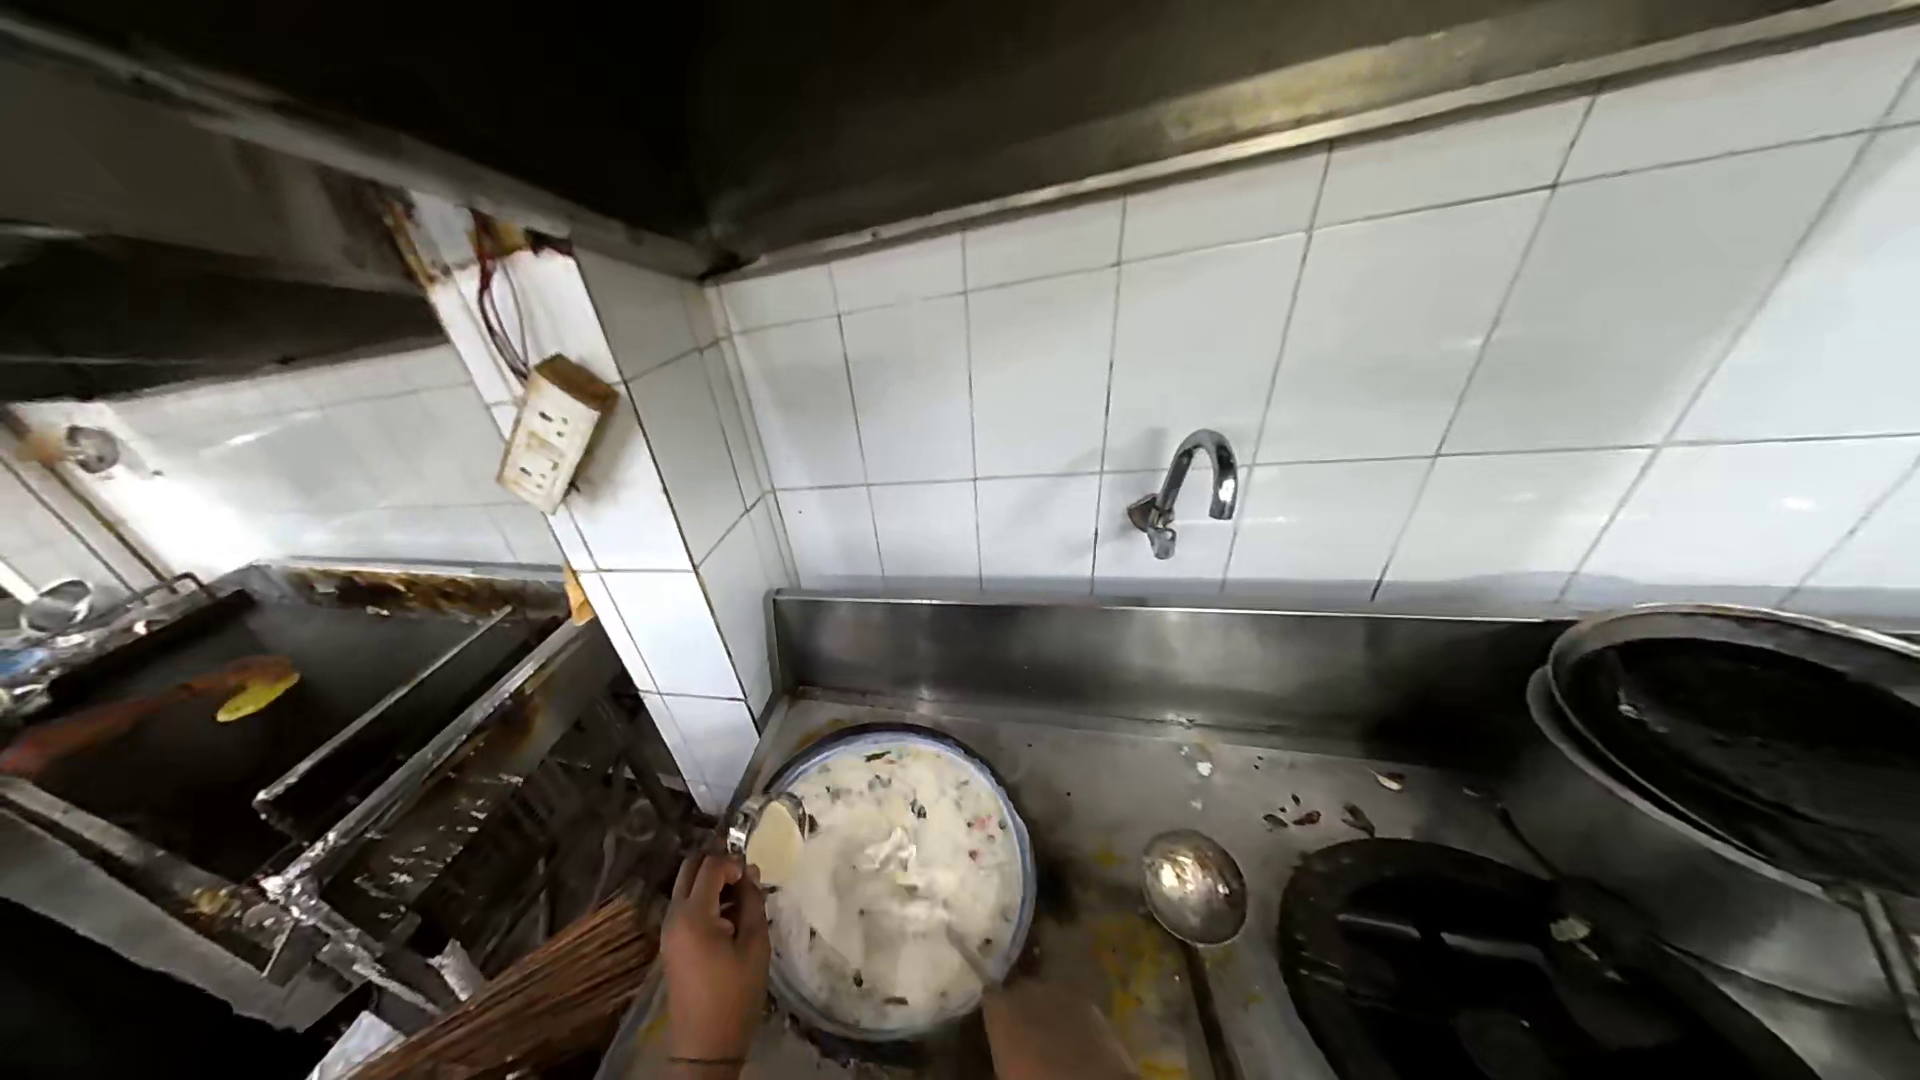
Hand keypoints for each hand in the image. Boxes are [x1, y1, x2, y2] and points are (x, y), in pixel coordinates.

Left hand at [662, 853, 769, 1061]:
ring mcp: (669, 930)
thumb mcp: (755, 943)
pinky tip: (729, 917)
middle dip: (718, 864)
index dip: (734, 863)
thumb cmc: (735, 993)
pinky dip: (705, 898)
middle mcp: (674, 916)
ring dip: (712, 881)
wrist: (706, 1046)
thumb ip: (752, 900)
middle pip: (691, 867)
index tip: (753, 879)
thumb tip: (749, 872)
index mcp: (693, 915)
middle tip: (744, 880)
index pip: (711, 865)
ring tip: (741, 900)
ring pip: (687, 884)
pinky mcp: (671, 942)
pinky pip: (686, 904)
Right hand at [984, 979, 1140, 1079]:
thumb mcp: (1007, 1073)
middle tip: (1025, 1037)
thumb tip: (1006, 1055)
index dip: (994, 1012)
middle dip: (1022, 1009)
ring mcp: (1060, 991)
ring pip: (1047, 996)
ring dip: (1047, 1011)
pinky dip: (1071, 1019)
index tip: (997, 1028)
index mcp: (1002, 1008)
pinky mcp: (1088, 1002)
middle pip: (1019, 991)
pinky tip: (1076, 1041)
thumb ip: (1002, 1057)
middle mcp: (1028, 989)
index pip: (989, 997)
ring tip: (1053, 1040)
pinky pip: (1071, 1006)